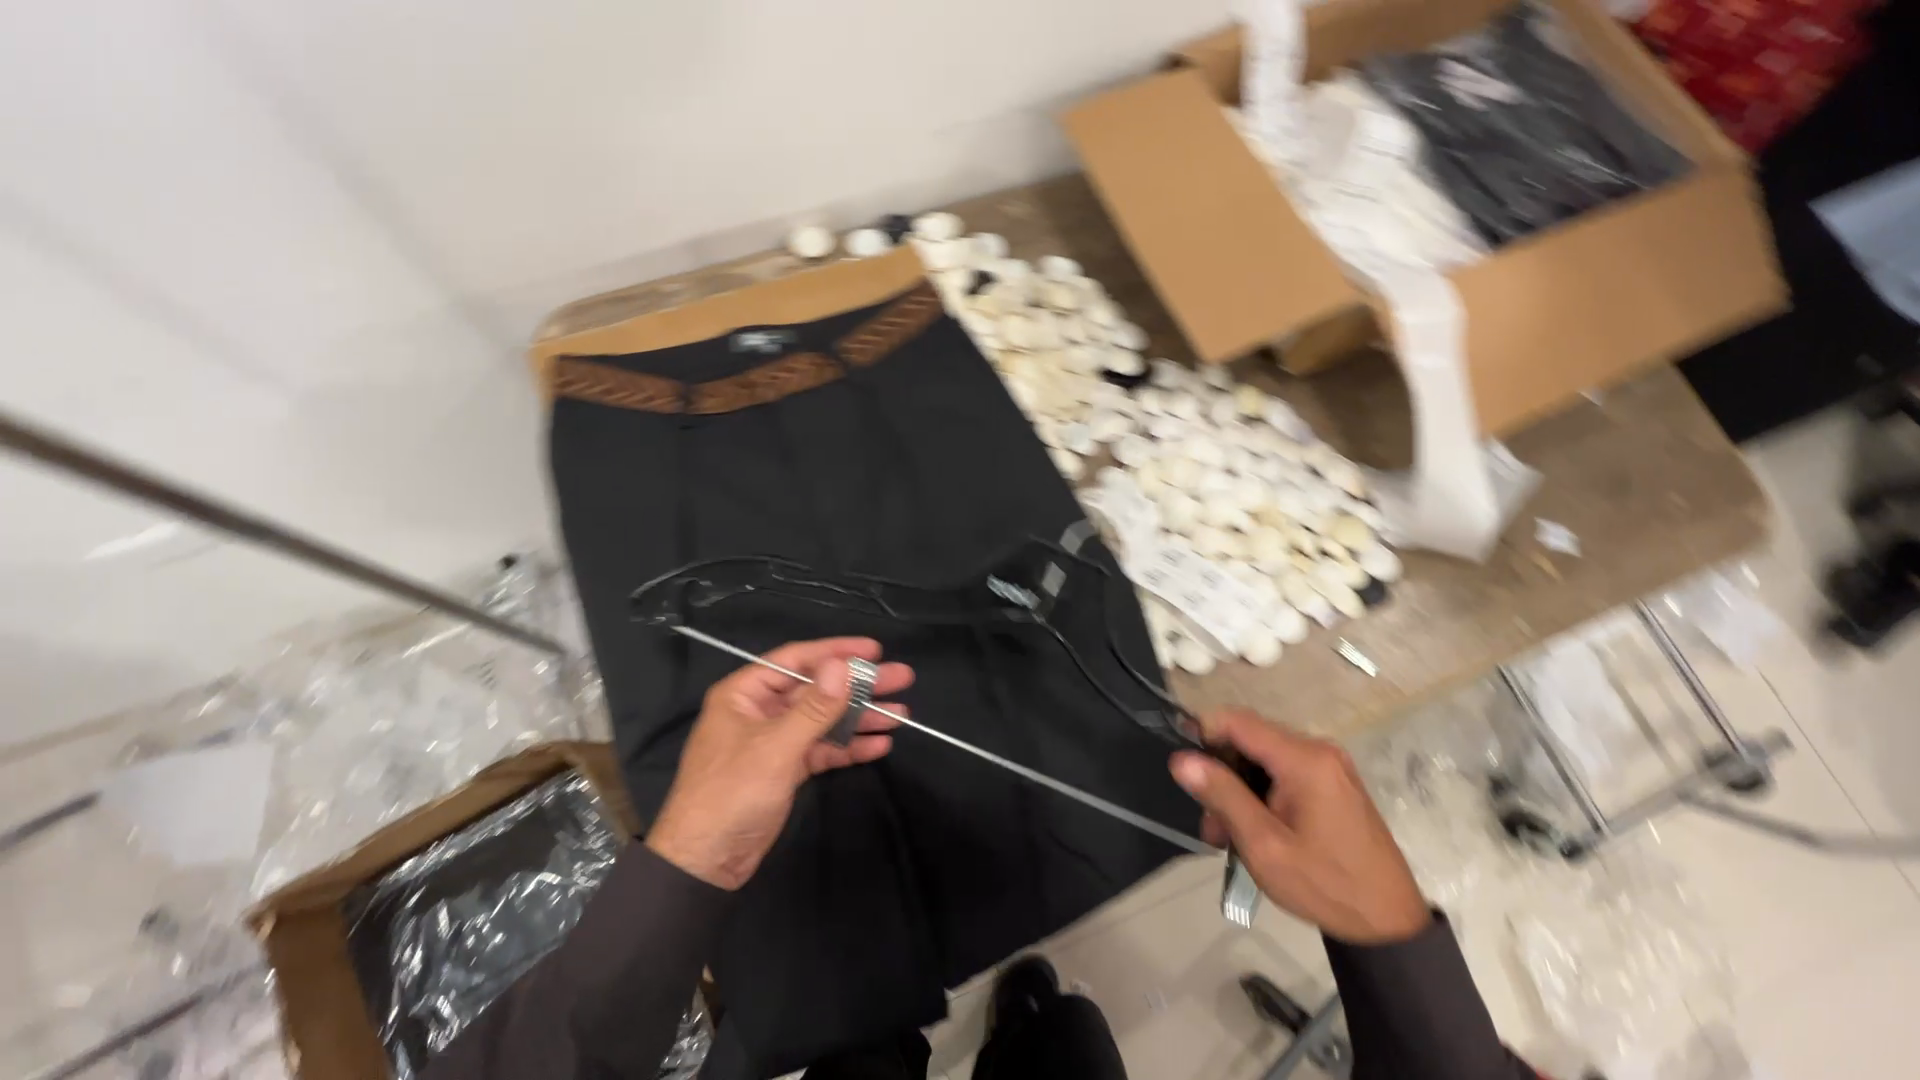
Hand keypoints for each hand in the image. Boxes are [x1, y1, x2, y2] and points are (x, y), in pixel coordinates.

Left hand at [646, 637, 911, 889]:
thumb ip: (813, 708)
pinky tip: (880, 745)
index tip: (876, 650)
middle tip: (902, 678)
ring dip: (861, 718)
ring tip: (902, 714)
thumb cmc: (732, 793)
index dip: (836, 652)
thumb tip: (843, 666)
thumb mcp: (775, 748)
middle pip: (817, 690)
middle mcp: (760, 711)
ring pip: (824, 720)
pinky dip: (849, 747)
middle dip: (859, 686)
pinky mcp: (786, 770)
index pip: (796, 661)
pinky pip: (823, 749)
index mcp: (744, 694)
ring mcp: (774, 741)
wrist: (705, 861)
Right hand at [1169, 709, 1430, 944]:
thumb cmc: (1324, 884)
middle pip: (1249, 740)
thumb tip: (1182, 759)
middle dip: (1220, 774)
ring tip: (1226, 838)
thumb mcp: (1263, 845)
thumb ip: (1222, 796)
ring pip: (1263, 761)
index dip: (1203, 733)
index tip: (1183, 767)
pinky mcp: (1333, 785)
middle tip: (1209, 823)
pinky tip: (1253, 832)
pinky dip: (1261, 795)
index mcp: (1304, 759)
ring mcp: (1329, 767)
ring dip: (1238, 790)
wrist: (1388, 923)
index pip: (1238, 721)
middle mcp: (1319, 751)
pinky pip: (1283, 774)